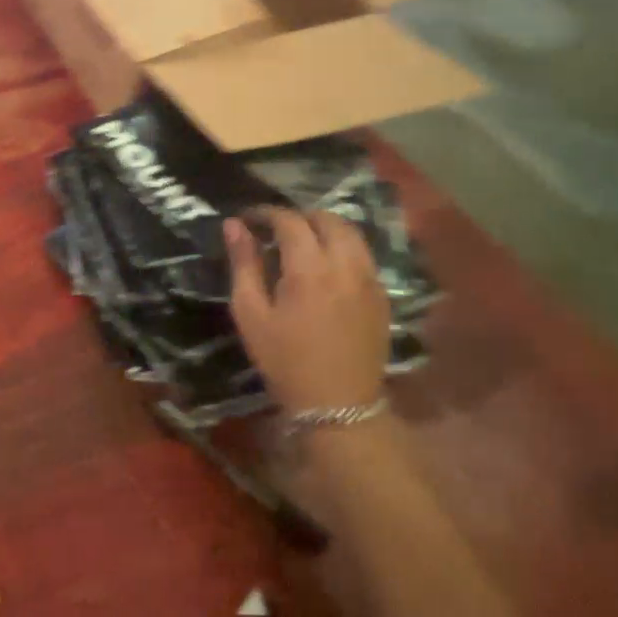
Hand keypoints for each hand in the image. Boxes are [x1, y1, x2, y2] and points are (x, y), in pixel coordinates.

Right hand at [225, 208, 390, 412]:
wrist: (337, 404)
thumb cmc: (284, 359)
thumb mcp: (250, 312)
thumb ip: (244, 264)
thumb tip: (234, 225)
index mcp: (310, 270)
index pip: (290, 220)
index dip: (266, 213)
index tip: (248, 218)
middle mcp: (346, 267)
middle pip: (328, 219)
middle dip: (300, 216)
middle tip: (275, 228)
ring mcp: (370, 282)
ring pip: (352, 235)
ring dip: (325, 228)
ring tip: (302, 242)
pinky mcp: (382, 297)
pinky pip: (364, 257)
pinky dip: (343, 248)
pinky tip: (325, 266)